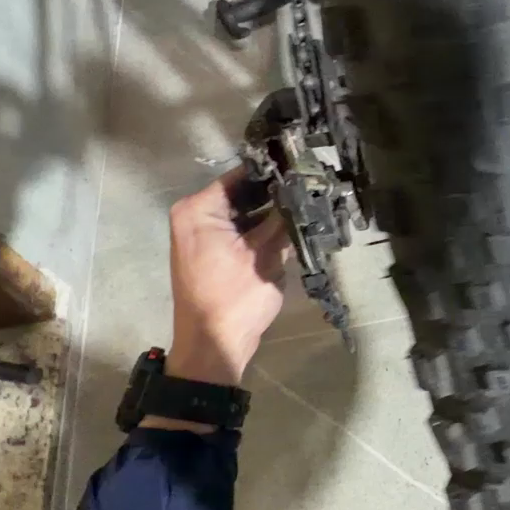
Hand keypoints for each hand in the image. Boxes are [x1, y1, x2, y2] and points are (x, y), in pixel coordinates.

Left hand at [163, 169, 289, 391]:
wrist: (215, 344)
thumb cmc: (235, 297)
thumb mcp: (264, 255)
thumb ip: (281, 220)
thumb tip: (302, 191)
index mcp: (198, 209)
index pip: (240, 176)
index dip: (273, 171)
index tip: (304, 165)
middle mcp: (196, 216)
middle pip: (243, 194)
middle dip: (276, 193)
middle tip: (313, 187)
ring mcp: (205, 236)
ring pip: (246, 214)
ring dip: (273, 213)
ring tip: (310, 204)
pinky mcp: (216, 253)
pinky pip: (243, 232)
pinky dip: (264, 230)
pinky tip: (294, 227)